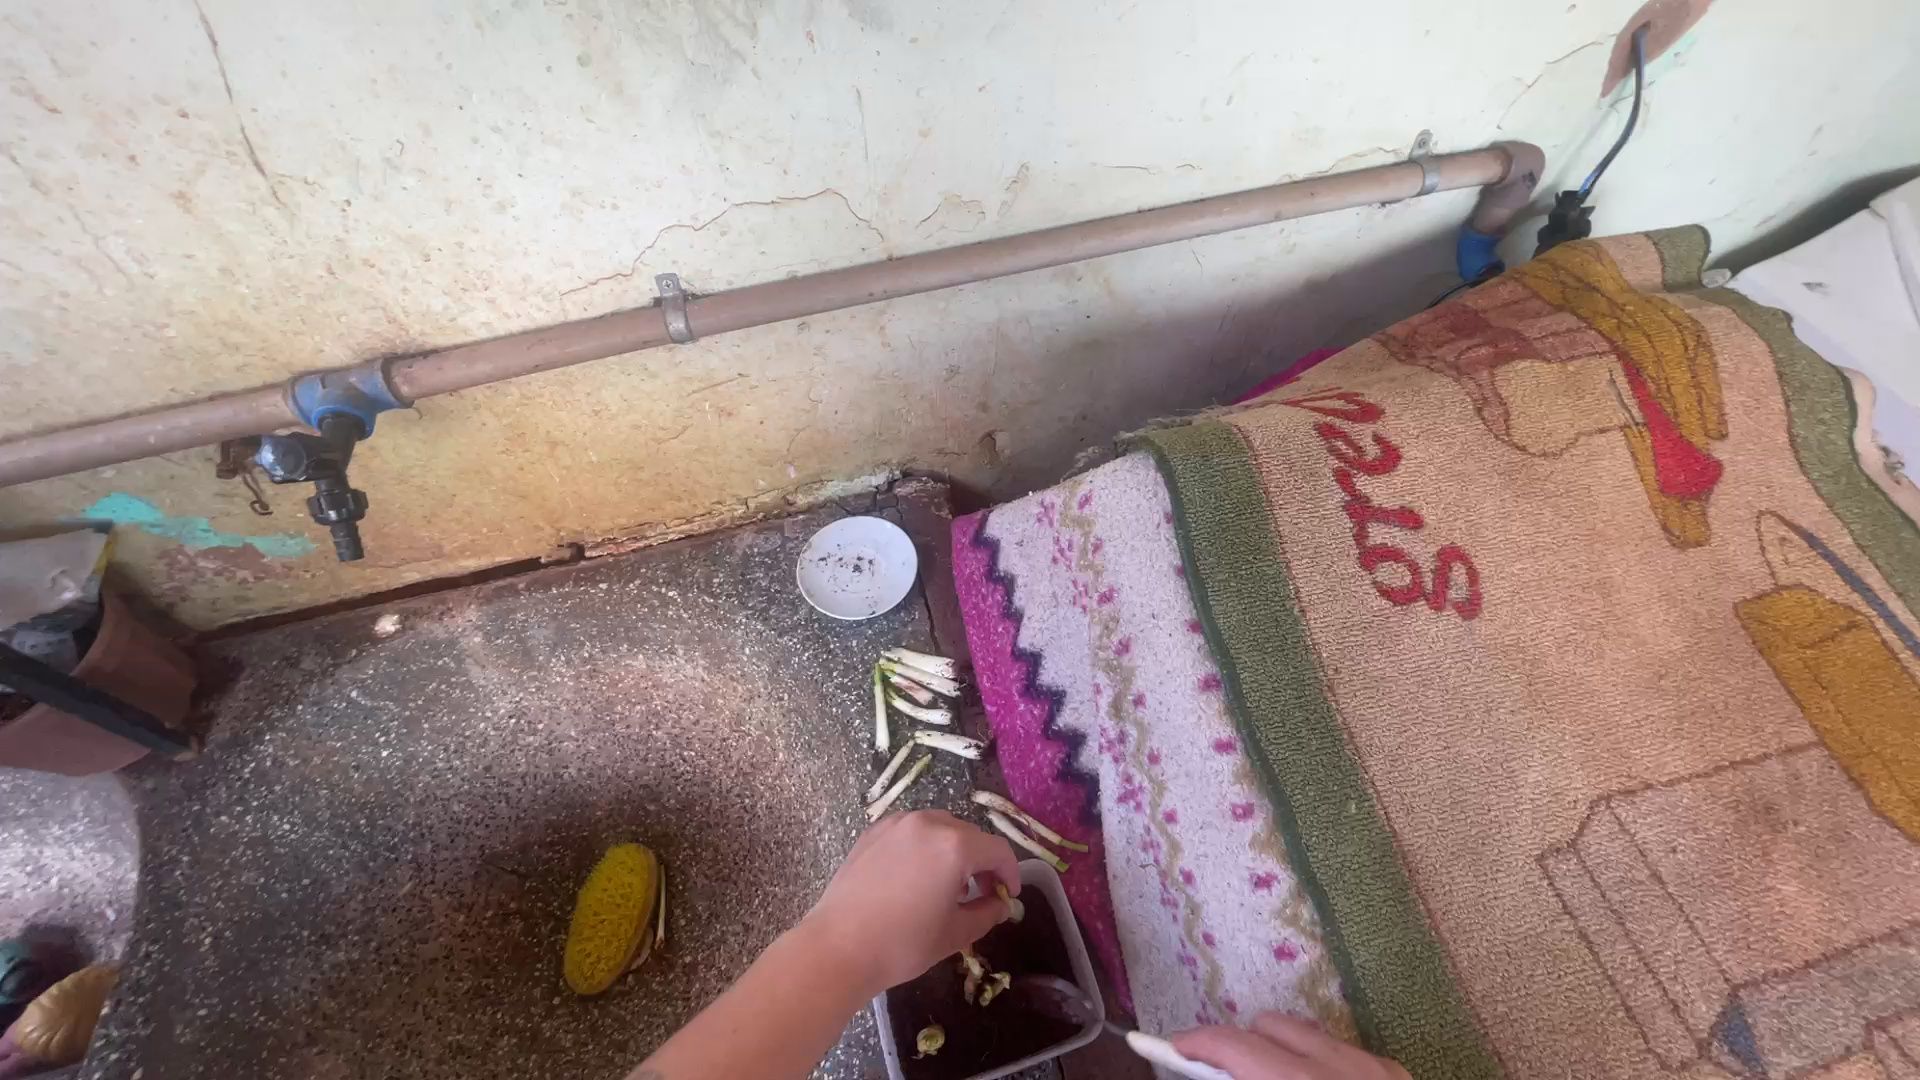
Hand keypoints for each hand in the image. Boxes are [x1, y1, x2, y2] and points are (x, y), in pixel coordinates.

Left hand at [797, 809, 1020, 996]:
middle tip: (980, 893)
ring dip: (952, 849)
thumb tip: (1000, 905)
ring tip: (946, 884)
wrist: (838, 946)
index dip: (1010, 871)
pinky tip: (914, 876)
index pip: (997, 849)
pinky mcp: (874, 830)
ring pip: (940, 827)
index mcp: (954, 846)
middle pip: (969, 834)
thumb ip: (986, 913)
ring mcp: (898, 823)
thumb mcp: (954, 934)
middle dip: (981, 861)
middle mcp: (928, 823)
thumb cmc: (902, 943)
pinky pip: (911, 830)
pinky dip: (923, 846)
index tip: (1008, 894)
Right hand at [1171, 1013, 1410, 1079]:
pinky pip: (1345, 1054)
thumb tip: (1220, 1073)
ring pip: (1308, 1036)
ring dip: (1280, 1055)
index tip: (1174, 1048)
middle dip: (1240, 1050)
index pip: (1236, 1046)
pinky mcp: (1400, 1078)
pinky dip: (1322, 1068)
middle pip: (1268, 1027)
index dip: (1198, 1043)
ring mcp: (1378, 1071)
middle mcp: (1342, 1068)